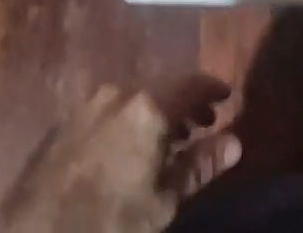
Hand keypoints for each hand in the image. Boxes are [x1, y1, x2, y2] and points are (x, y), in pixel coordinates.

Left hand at [0, 74, 240, 232]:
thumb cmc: (109, 221)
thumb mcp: (163, 202)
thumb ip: (200, 166)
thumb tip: (235, 141)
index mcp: (147, 107)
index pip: (190, 83)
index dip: (211, 88)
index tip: (227, 96)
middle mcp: (117, 93)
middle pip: (161, 88)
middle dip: (184, 105)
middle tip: (203, 126)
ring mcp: (87, 104)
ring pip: (133, 99)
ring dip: (156, 113)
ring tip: (170, 141)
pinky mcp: (66, 122)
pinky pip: (109, 111)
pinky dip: (128, 121)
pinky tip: (130, 149)